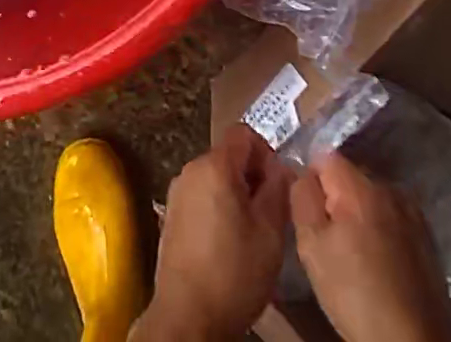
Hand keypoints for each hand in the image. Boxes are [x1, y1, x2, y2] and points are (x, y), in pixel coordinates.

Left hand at [131, 124, 294, 341]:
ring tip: (252, 230)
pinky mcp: (171, 216)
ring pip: (216, 177)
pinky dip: (218, 207)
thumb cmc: (234, 271)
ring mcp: (177, 193)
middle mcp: (190, 170)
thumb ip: (278, 188)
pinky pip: (202, 196)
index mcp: (214, 165)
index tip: (278, 183)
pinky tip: (228, 243)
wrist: (187, 318)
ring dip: (237, 193)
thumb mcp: (270, 230)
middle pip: (229, 155)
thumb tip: (280, 167)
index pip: (243, 132)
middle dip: (253, 175)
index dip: (266, 151)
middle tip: (270, 211)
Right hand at [291, 152, 450, 341]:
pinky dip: (379, 228)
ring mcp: (411, 210)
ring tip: (353, 253)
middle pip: (349, 174)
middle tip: (326, 238)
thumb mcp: (312, 246)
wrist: (412, 340)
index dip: (310, 180)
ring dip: (357, 213)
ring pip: (370, 196)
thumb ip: (302, 198)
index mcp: (360, 186)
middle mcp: (389, 187)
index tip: (308, 213)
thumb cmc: (355, 293)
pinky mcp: (425, 234)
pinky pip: (390, 215)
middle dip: (334, 196)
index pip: (324, 157)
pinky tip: (377, 261)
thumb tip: (300, 172)